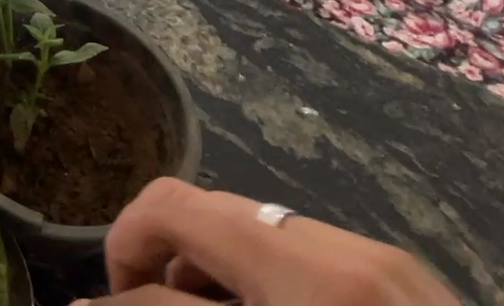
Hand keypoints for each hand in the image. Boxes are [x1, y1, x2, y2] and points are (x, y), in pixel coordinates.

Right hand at [81, 178, 458, 305]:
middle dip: (154, 257)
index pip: (170, 220)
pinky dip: (254, 277)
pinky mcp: (400, 277)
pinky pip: (292, 248)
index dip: (120, 253)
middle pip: (200, 209)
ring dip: (203, 269)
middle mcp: (338, 252)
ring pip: (244, 224)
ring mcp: (376, 261)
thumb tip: (103, 305)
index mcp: (302, 279)